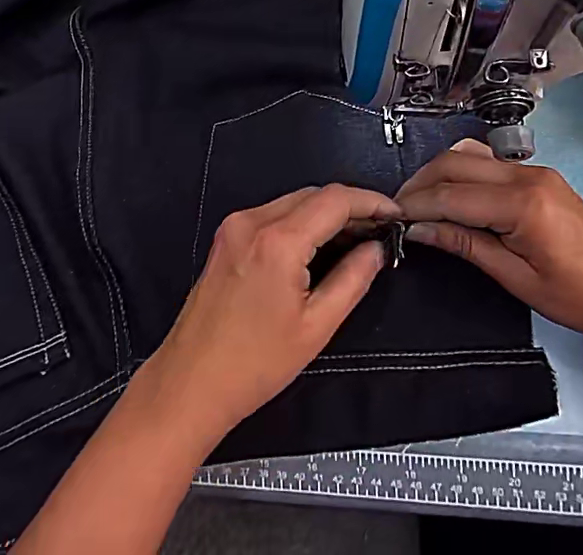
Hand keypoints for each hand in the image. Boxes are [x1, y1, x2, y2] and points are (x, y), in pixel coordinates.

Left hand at [133, 184, 399, 440]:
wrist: (187, 386)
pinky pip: (276, 213)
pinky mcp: (227, 237)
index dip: (372, 202)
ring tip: (357, 238)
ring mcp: (235, 226)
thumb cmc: (254, 364)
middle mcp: (252, 222)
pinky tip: (320, 243)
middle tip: (380, 231)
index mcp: (277, 241)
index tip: (396, 215)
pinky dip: (304, 220)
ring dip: (328, 212)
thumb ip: (354, 278)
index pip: (336, 199)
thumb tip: (376, 248)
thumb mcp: (317, 326)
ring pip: (296, 201)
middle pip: (316, 194)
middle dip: (352, 207)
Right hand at [396, 140, 582, 355]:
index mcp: (524, 203)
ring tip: (418, 204)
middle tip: (397, 210)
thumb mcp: (517, 279)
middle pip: (457, 162)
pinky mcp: (540, 177)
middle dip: (421, 184)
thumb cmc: (582, 297)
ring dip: (440, 173)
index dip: (416, 206)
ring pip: (471, 155)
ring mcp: (536, 172)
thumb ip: (467, 244)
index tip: (391, 219)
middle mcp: (529, 176)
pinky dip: (462, 173)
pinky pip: (490, 163)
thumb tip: (423, 229)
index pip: (452, 194)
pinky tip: (451, 196)